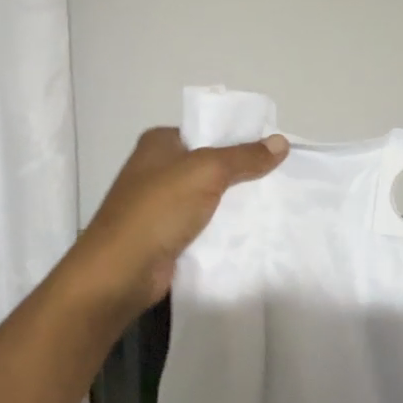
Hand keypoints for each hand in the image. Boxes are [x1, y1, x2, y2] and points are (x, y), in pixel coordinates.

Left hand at [69, 127, 288, 315]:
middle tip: (281, 180)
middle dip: (241, 173)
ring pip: (209, 198)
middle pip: (210, 165)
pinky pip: (203, 226)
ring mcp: (160, 205)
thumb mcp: (206, 172)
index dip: (239, 139)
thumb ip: (244, 157)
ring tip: (275, 205)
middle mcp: (157, 169)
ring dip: (234, 204)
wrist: (121, 271)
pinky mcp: (166, 236)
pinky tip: (252, 233)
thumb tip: (281, 142)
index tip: (274, 151)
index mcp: (159, 143)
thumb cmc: (158, 210)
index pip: (206, 131)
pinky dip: (223, 230)